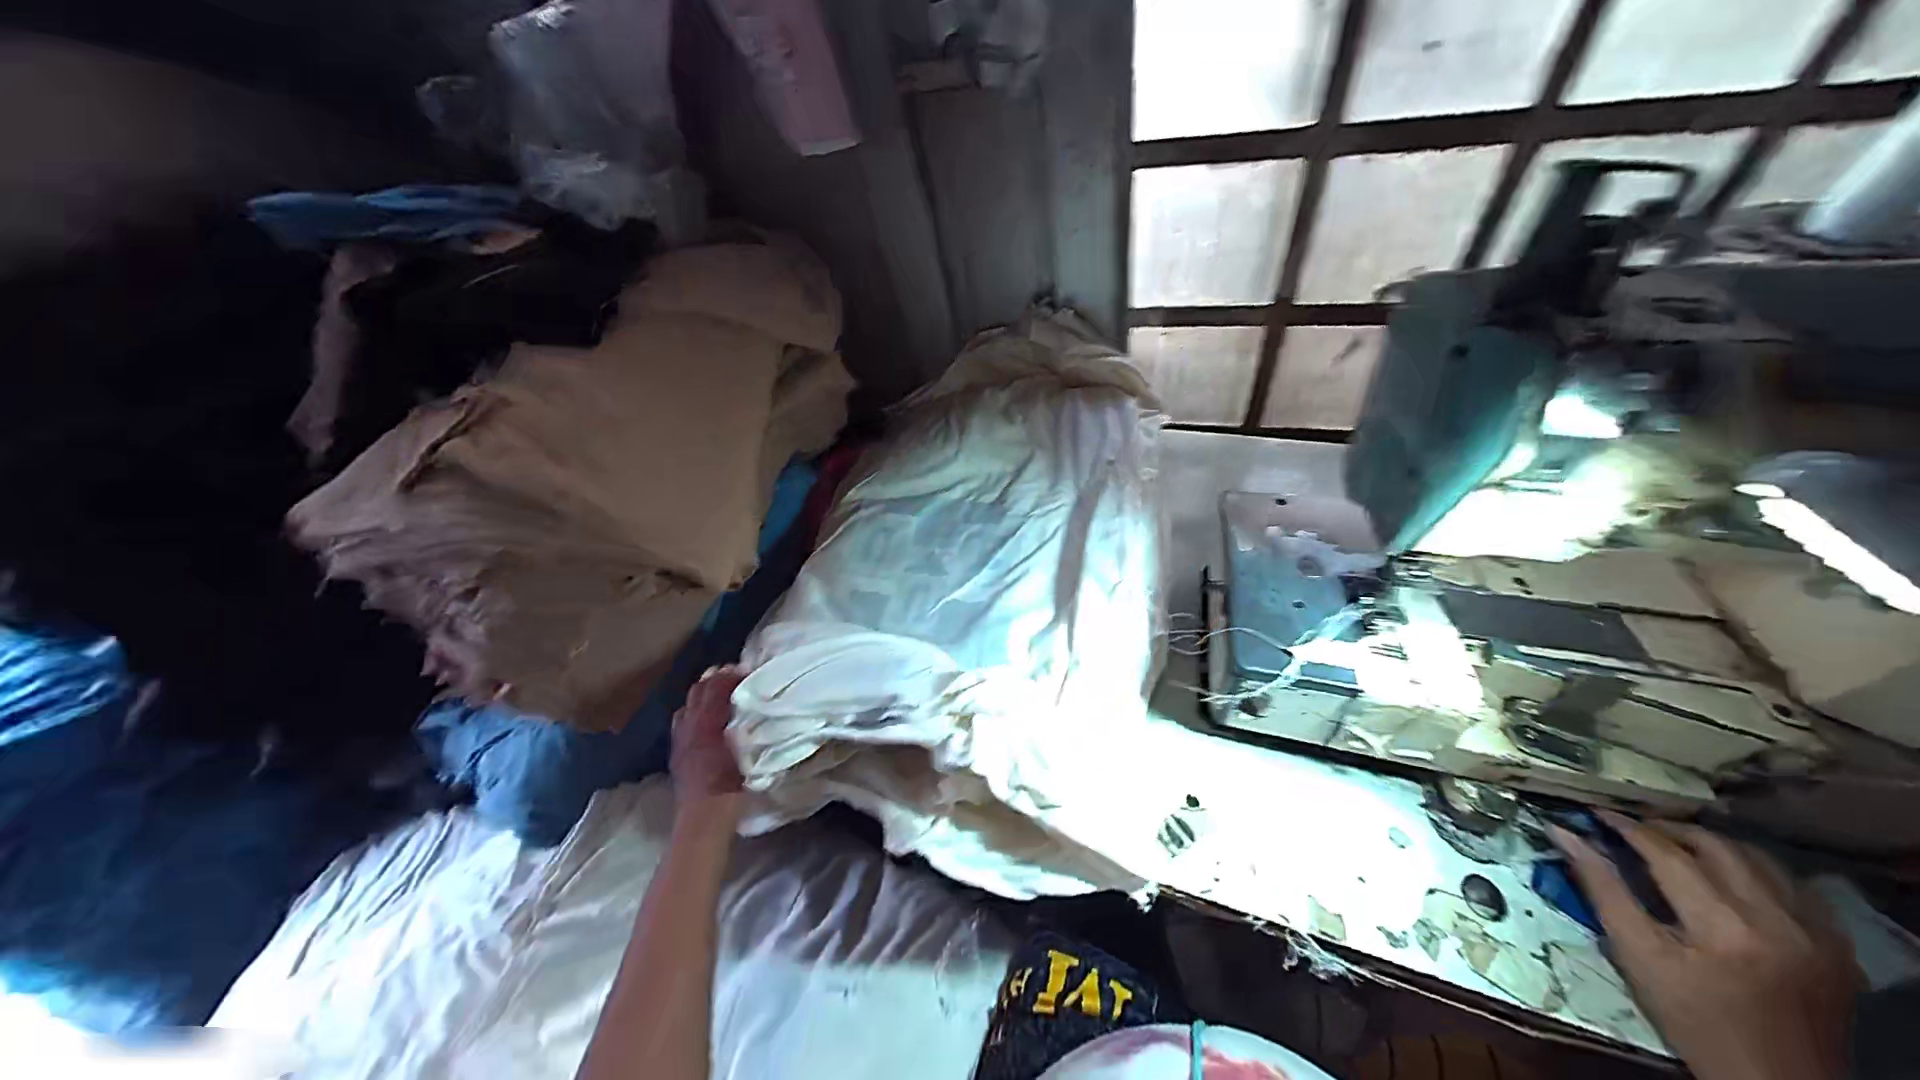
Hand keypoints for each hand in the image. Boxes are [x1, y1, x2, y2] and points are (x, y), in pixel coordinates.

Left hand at [670, 667, 744, 804]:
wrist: (704, 816)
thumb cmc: (733, 783)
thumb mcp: (748, 749)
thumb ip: (749, 723)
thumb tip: (755, 703)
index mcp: (708, 721)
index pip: (717, 686)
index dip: (732, 675)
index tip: (749, 670)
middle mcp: (690, 724)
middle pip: (699, 690)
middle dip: (716, 678)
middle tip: (736, 676)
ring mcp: (680, 737)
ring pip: (688, 703)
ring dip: (703, 693)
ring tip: (719, 692)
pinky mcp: (677, 751)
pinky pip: (682, 720)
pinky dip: (693, 711)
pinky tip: (702, 717)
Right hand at [1551, 812, 1860, 1079]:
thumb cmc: (1692, 1019)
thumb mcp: (1636, 956)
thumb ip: (1602, 889)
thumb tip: (1563, 834)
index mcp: (1723, 928)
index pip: (1668, 855)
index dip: (1628, 827)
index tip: (1596, 813)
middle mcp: (1778, 922)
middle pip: (1718, 847)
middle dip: (1669, 829)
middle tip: (1632, 828)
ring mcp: (1818, 935)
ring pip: (1760, 859)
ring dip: (1712, 845)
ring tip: (1676, 846)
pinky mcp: (1839, 948)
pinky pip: (1796, 887)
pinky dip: (1754, 870)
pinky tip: (1730, 878)